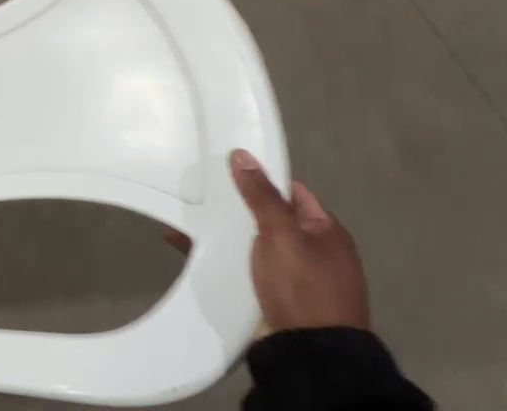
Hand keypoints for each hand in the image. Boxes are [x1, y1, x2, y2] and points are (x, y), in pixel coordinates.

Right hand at [163, 151, 371, 334]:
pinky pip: (236, 262)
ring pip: (248, 239)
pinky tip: (181, 242)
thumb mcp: (282, 235)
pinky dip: (213, 252)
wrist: (309, 352)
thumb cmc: (303, 286)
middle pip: (266, 214)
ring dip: (219, 228)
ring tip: (183, 211)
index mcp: (325, 231)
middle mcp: (310, 249)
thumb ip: (261, 196)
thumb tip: (242, 154)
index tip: (225, 166)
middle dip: (233, 202)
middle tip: (197, 186)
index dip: (260, 177)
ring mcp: (289, 272)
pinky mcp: (267, 291)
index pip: (290, 191)